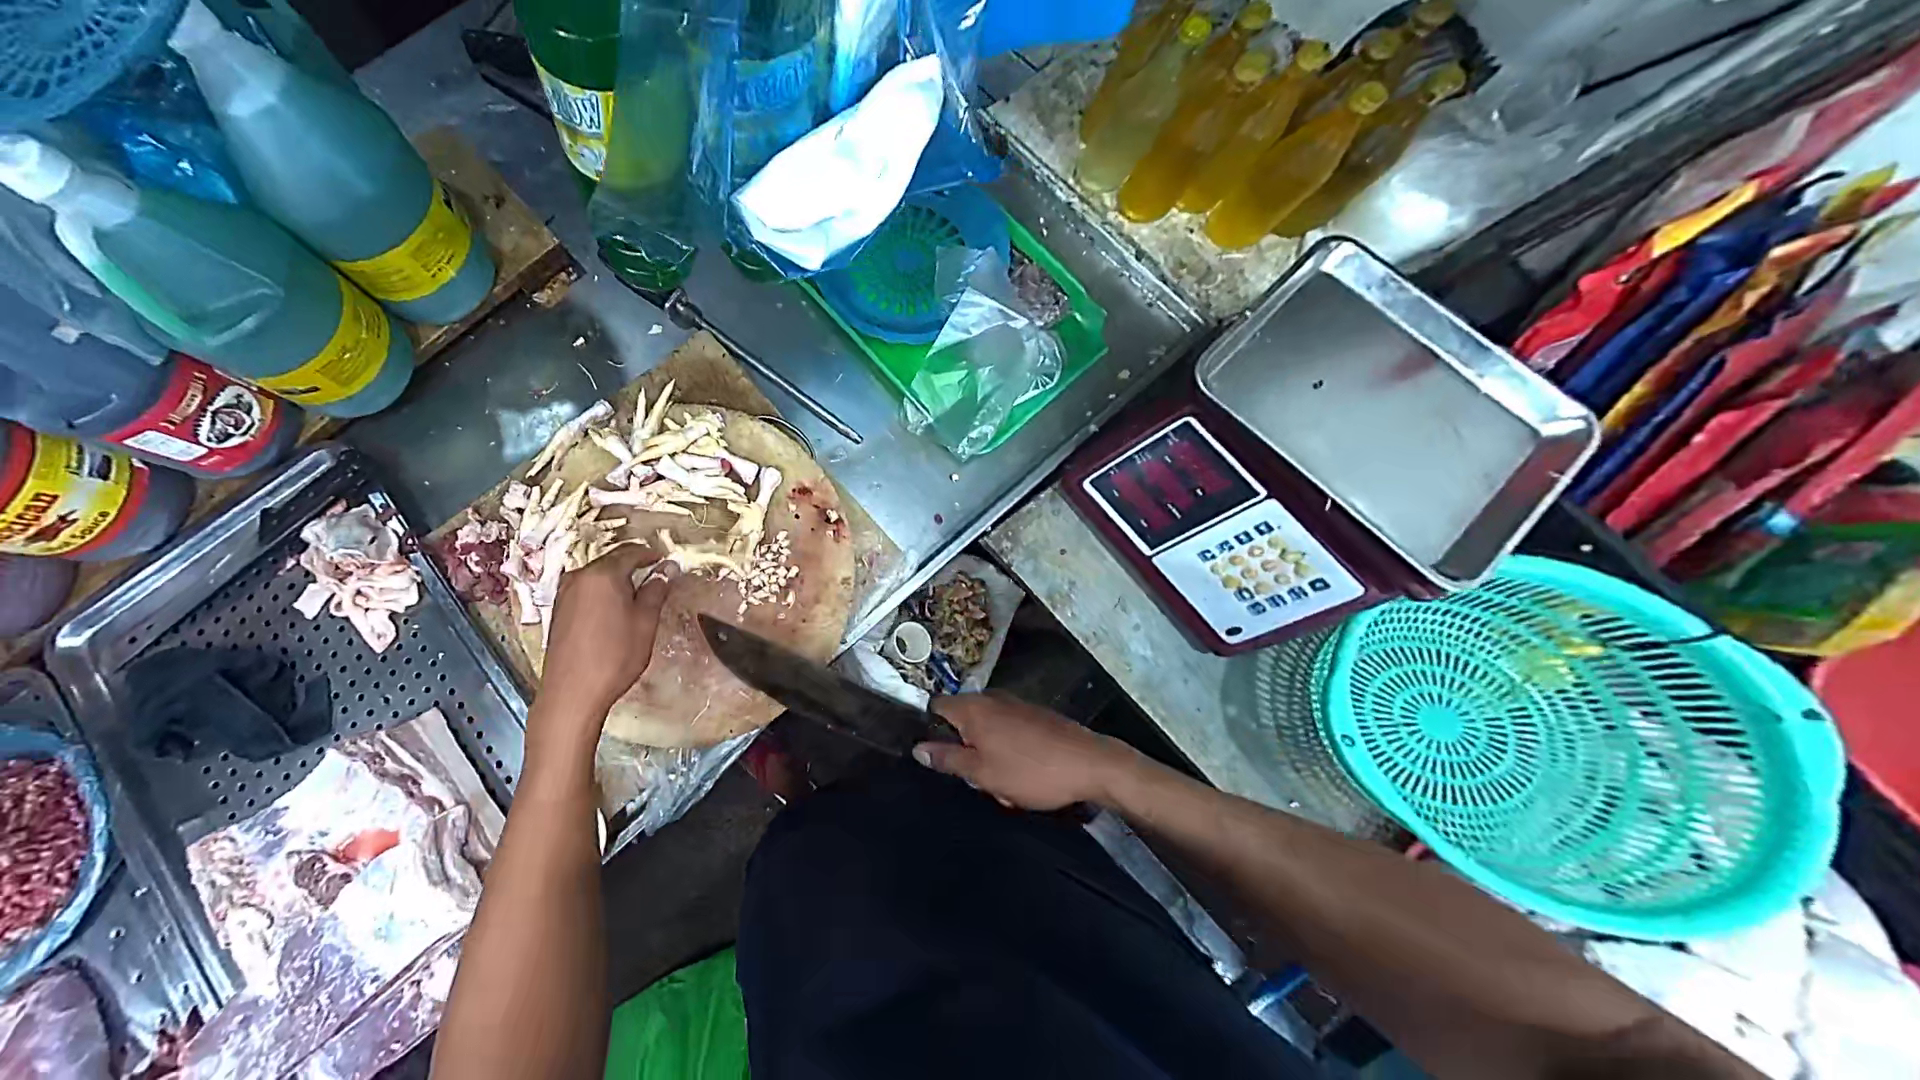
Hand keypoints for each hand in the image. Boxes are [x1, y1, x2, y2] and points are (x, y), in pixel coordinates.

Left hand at [537, 545, 673, 725]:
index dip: (652, 555)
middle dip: (635, 565)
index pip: (631, 552)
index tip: (668, 563)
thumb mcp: (645, 621)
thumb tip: (667, 569)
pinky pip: (586, 589)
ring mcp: (564, 593)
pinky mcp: (558, 609)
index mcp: (602, 575)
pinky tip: (615, 609)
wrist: (573, 692)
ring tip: (638, 595)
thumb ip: (656, 589)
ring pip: (597, 575)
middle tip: (657, 578)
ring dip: (618, 579)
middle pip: (612, 561)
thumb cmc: (615, 655)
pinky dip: (603, 592)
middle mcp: (578, 577)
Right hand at [914, 692, 1142, 810]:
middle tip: (976, 779)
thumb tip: (918, 748)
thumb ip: (947, 758)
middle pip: (963, 721)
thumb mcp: (982, 773)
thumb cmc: (1031, 771)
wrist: (1091, 765)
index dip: (929, 728)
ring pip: (988, 732)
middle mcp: (993, 698)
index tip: (933, 754)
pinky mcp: (1037, 716)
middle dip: (965, 750)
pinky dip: (1010, 753)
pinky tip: (1025, 777)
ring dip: (989, 758)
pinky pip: (1010, 734)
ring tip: (1005, 786)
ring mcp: (1017, 705)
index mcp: (974, 708)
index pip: (937, 706)